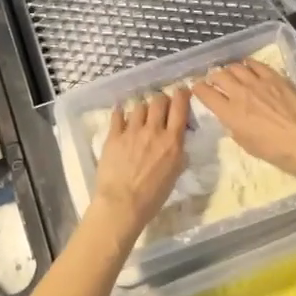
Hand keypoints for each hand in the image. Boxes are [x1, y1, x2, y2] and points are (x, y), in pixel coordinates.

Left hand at [90, 89, 190, 236]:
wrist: (122, 204)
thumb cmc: (152, 196)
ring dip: (142, 108)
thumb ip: (177, 153)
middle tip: (160, 106)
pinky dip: (120, 112)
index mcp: (172, 142)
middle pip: (158, 101)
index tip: (181, 91)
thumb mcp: (174, 174)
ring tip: (140, 115)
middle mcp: (153, 131)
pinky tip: (120, 113)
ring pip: (139, 106)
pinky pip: (117, 115)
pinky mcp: (113, 136)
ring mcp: (131, 131)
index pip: (180, 108)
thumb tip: (176, 141)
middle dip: (161, 99)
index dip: (182, 95)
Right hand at [192, 59, 295, 180]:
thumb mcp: (245, 143)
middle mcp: (240, 93)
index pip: (206, 93)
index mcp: (230, 113)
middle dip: (212, 77)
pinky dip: (247, 64)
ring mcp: (257, 82)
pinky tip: (248, 67)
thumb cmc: (274, 150)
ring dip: (229, 70)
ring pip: (235, 67)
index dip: (198, 89)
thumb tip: (229, 115)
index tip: (197, 89)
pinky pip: (255, 64)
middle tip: (214, 81)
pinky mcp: (274, 77)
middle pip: (218, 75)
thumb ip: (233, 125)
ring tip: (231, 74)